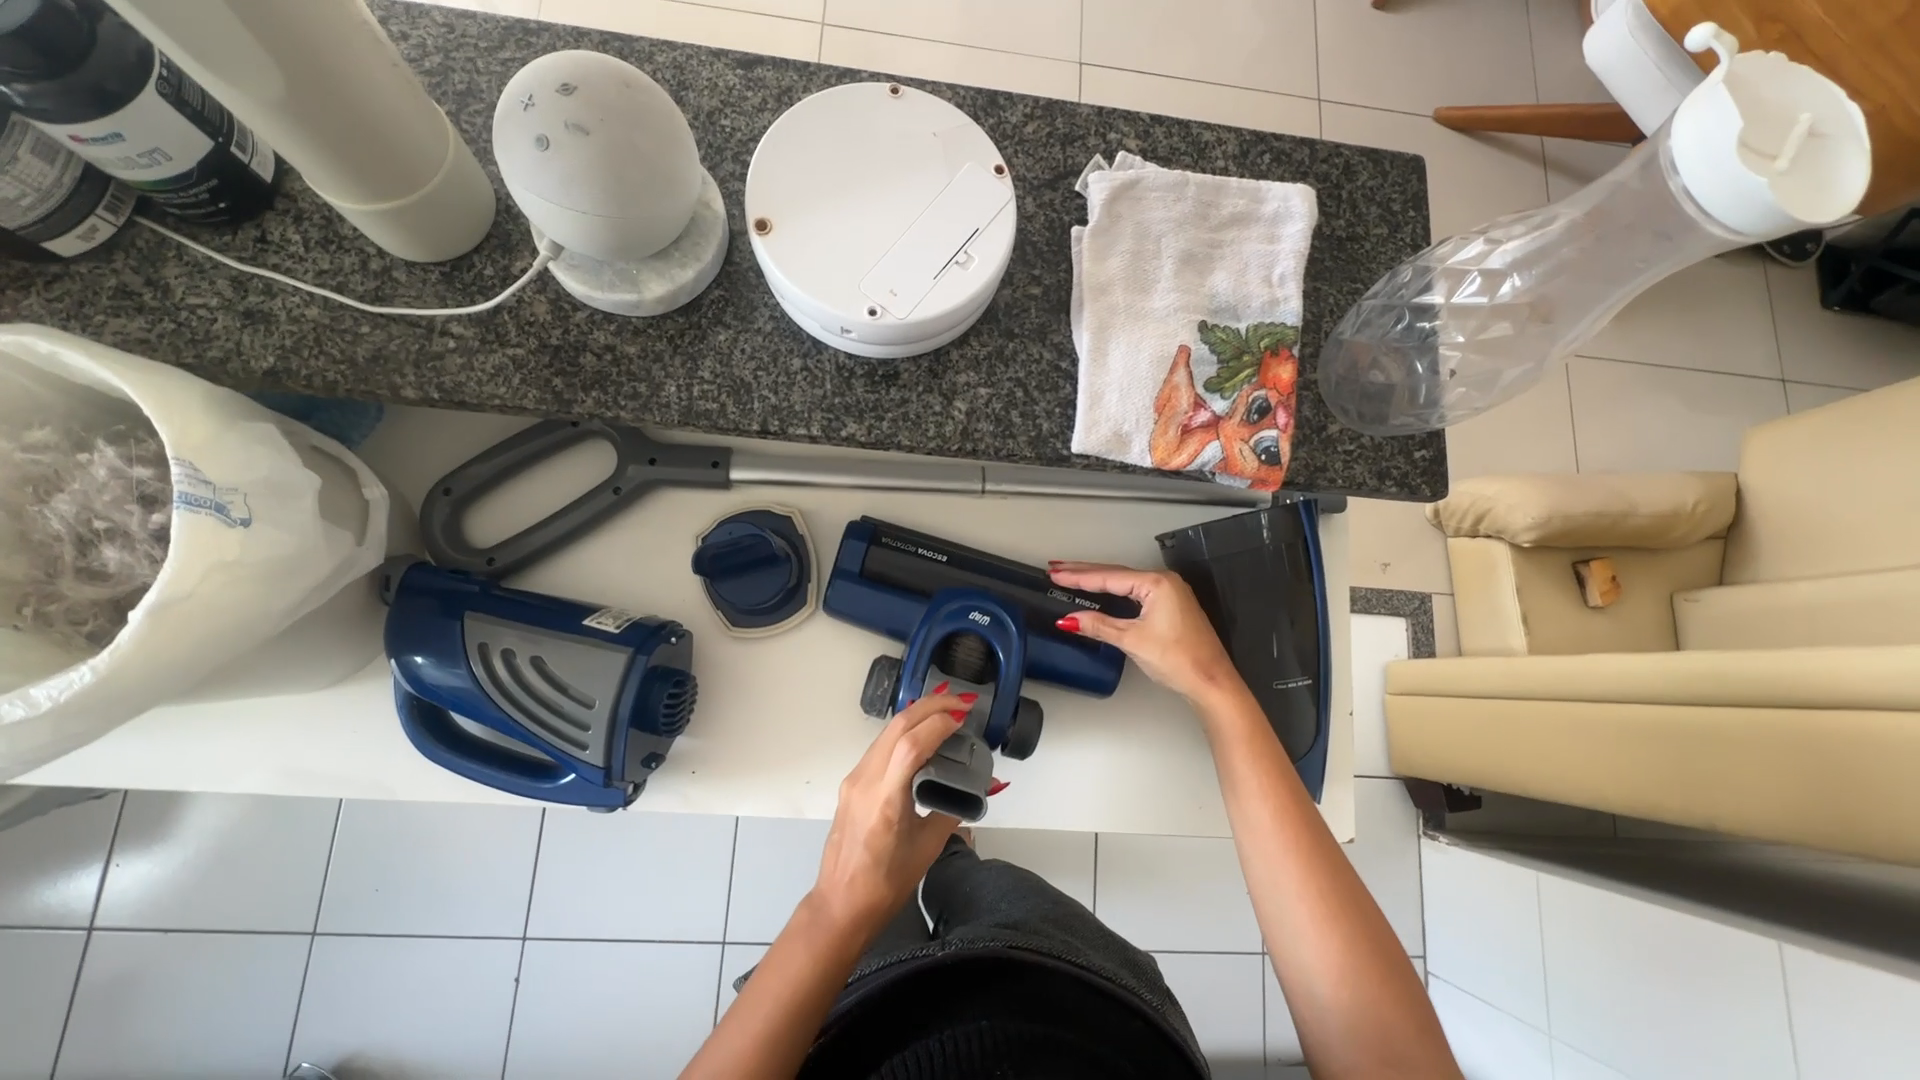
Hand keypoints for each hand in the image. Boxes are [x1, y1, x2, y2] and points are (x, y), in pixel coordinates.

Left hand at [812, 694, 967, 932]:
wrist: (841, 903)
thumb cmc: (886, 883)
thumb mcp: (928, 847)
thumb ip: (953, 809)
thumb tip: (982, 787)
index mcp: (885, 798)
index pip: (911, 745)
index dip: (938, 724)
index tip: (964, 718)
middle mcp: (865, 781)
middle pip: (896, 727)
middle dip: (930, 707)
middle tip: (961, 703)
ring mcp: (854, 780)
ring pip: (886, 733)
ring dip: (916, 716)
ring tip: (947, 712)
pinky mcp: (851, 784)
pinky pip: (880, 747)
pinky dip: (903, 732)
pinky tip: (922, 734)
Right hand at [1047, 561, 1241, 704]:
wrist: (1211, 682)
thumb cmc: (1179, 660)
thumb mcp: (1132, 640)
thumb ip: (1099, 625)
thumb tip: (1070, 619)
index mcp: (1157, 583)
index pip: (1108, 577)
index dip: (1079, 576)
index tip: (1055, 572)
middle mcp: (1165, 582)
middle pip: (1116, 574)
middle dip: (1085, 572)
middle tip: (1057, 568)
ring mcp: (1170, 593)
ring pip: (1126, 582)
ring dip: (1099, 580)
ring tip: (1072, 575)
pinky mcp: (1171, 606)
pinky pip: (1136, 592)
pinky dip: (1115, 592)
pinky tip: (1101, 592)